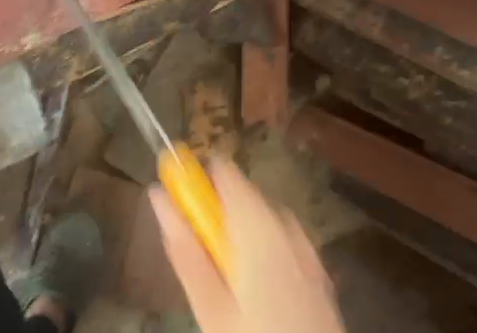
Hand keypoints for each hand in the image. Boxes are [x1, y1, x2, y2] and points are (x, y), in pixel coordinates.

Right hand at [151, 159, 344, 332]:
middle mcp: (285, 224)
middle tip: (199, 252)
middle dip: (217, 212)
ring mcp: (307, 246)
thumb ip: (184, 248)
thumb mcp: (210, 305)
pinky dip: (265, 247)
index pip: (224, 171)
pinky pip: (283, 240)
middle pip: (243, 194)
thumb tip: (158, 196)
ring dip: (241, 231)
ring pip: (263, 217)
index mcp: (257, 223)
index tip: (178, 199)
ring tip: (225, 275)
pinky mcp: (318, 269)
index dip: (197, 178)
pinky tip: (256, 285)